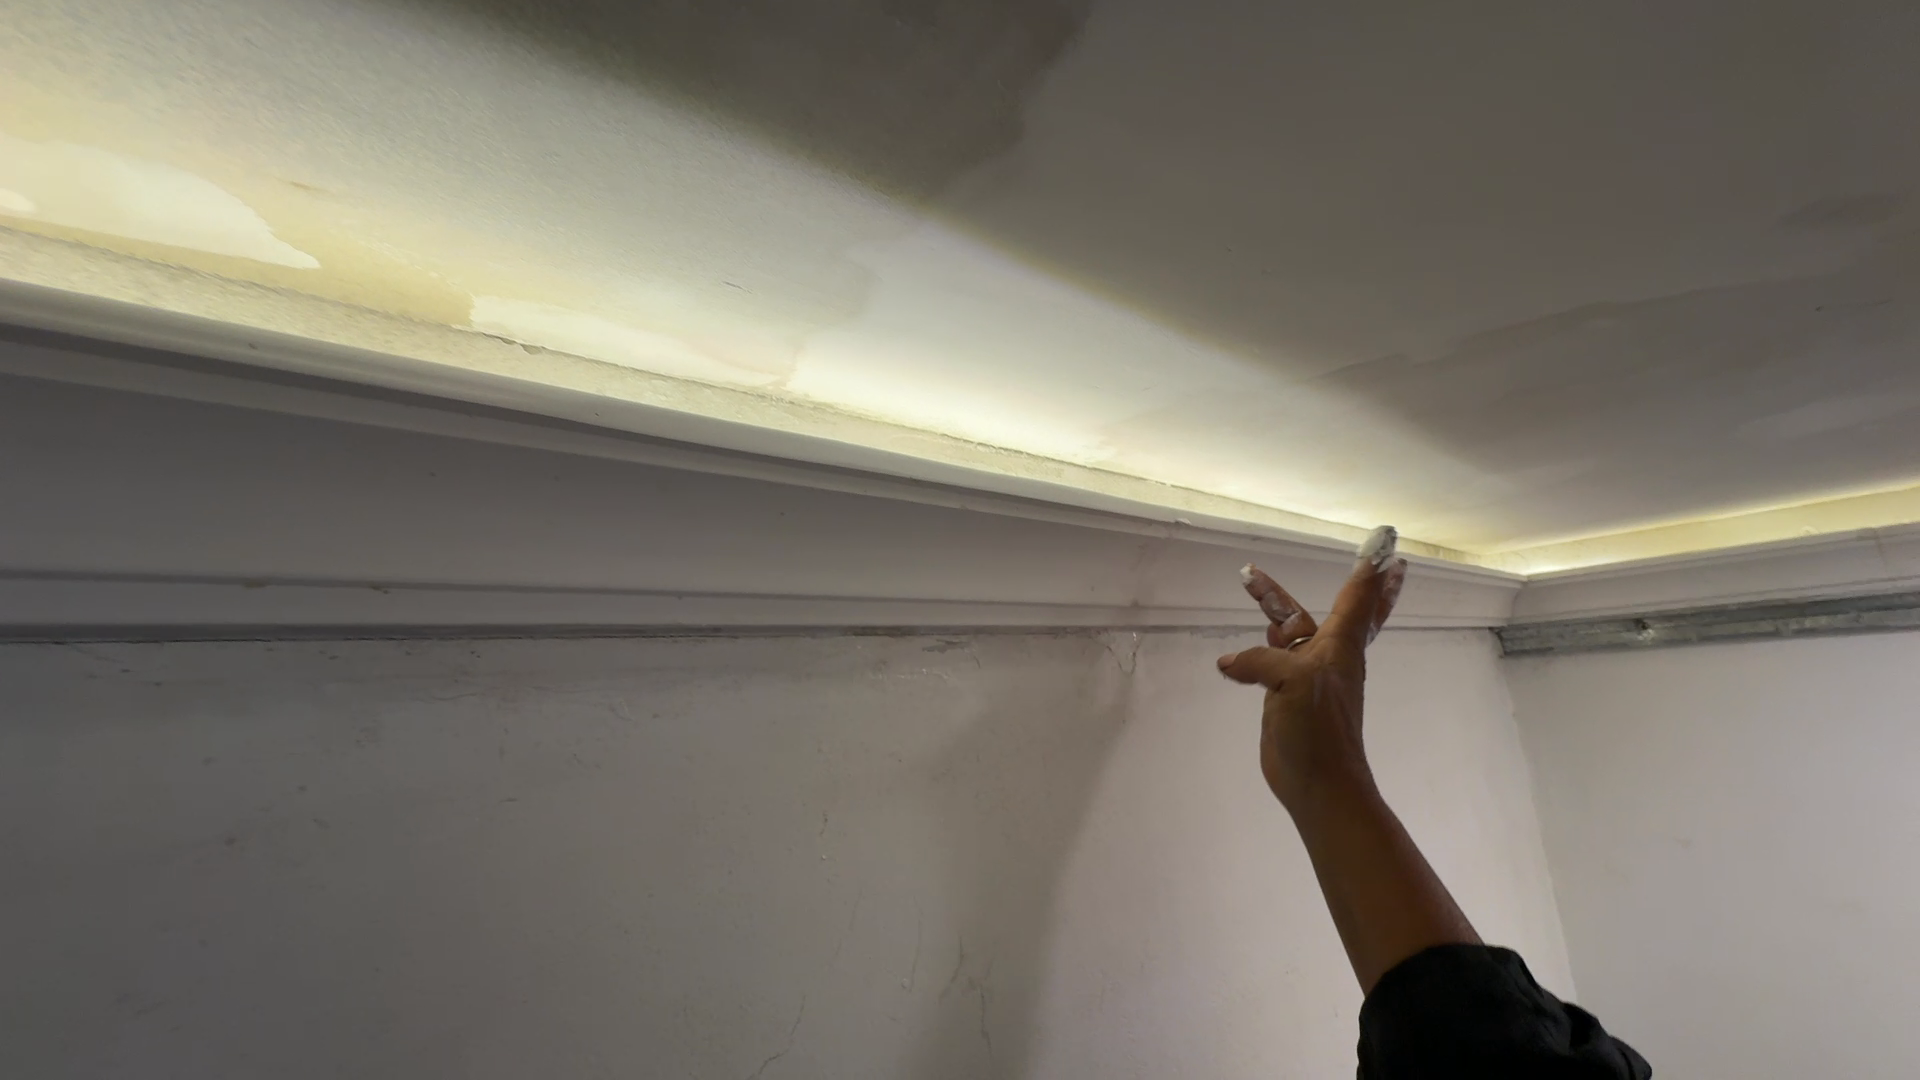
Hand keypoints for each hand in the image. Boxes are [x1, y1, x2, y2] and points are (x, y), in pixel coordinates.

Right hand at [1217, 550, 1408, 811]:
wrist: (1319, 782)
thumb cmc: (1318, 728)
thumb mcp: (1292, 683)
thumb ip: (1260, 661)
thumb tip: (1229, 663)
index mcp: (1339, 648)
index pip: (1358, 600)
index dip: (1371, 573)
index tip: (1388, 546)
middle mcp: (1327, 656)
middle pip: (1328, 610)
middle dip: (1325, 586)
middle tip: (1344, 557)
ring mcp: (1306, 676)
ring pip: (1290, 632)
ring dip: (1275, 610)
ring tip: (1251, 585)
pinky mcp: (1285, 696)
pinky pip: (1268, 661)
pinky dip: (1253, 651)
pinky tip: (1230, 658)